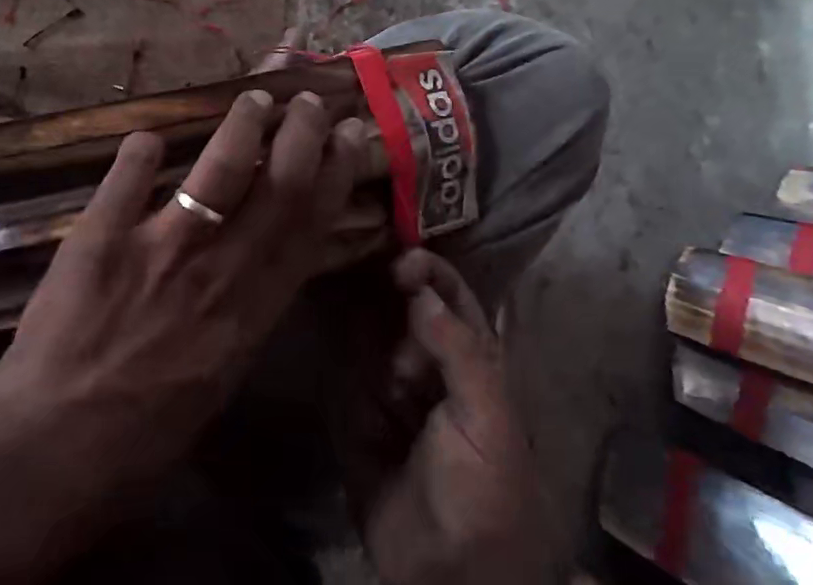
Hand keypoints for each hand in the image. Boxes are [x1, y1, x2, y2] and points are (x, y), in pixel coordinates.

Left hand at [0, 88, 366, 480]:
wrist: (57, 444)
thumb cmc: (142, 429)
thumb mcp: (216, 379)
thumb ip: (240, 318)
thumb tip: (254, 268)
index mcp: (250, 313)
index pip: (306, 229)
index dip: (333, 176)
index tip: (349, 136)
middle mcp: (218, 273)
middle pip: (276, 189)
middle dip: (301, 136)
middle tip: (309, 100)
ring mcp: (160, 250)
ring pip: (218, 172)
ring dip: (241, 127)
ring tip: (253, 95)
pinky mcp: (101, 238)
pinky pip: (128, 178)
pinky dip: (141, 150)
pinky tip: (152, 130)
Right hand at [338, 249, 550, 584]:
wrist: (438, 573)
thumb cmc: (482, 496)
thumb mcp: (486, 424)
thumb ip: (460, 355)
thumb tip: (421, 292)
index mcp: (471, 363)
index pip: (451, 299)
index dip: (430, 272)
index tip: (401, 259)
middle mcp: (426, 362)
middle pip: (401, 305)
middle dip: (385, 293)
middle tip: (369, 287)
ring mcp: (385, 380)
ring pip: (367, 327)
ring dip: (357, 315)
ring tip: (349, 308)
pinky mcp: (351, 401)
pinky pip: (341, 360)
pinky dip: (335, 342)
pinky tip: (326, 325)